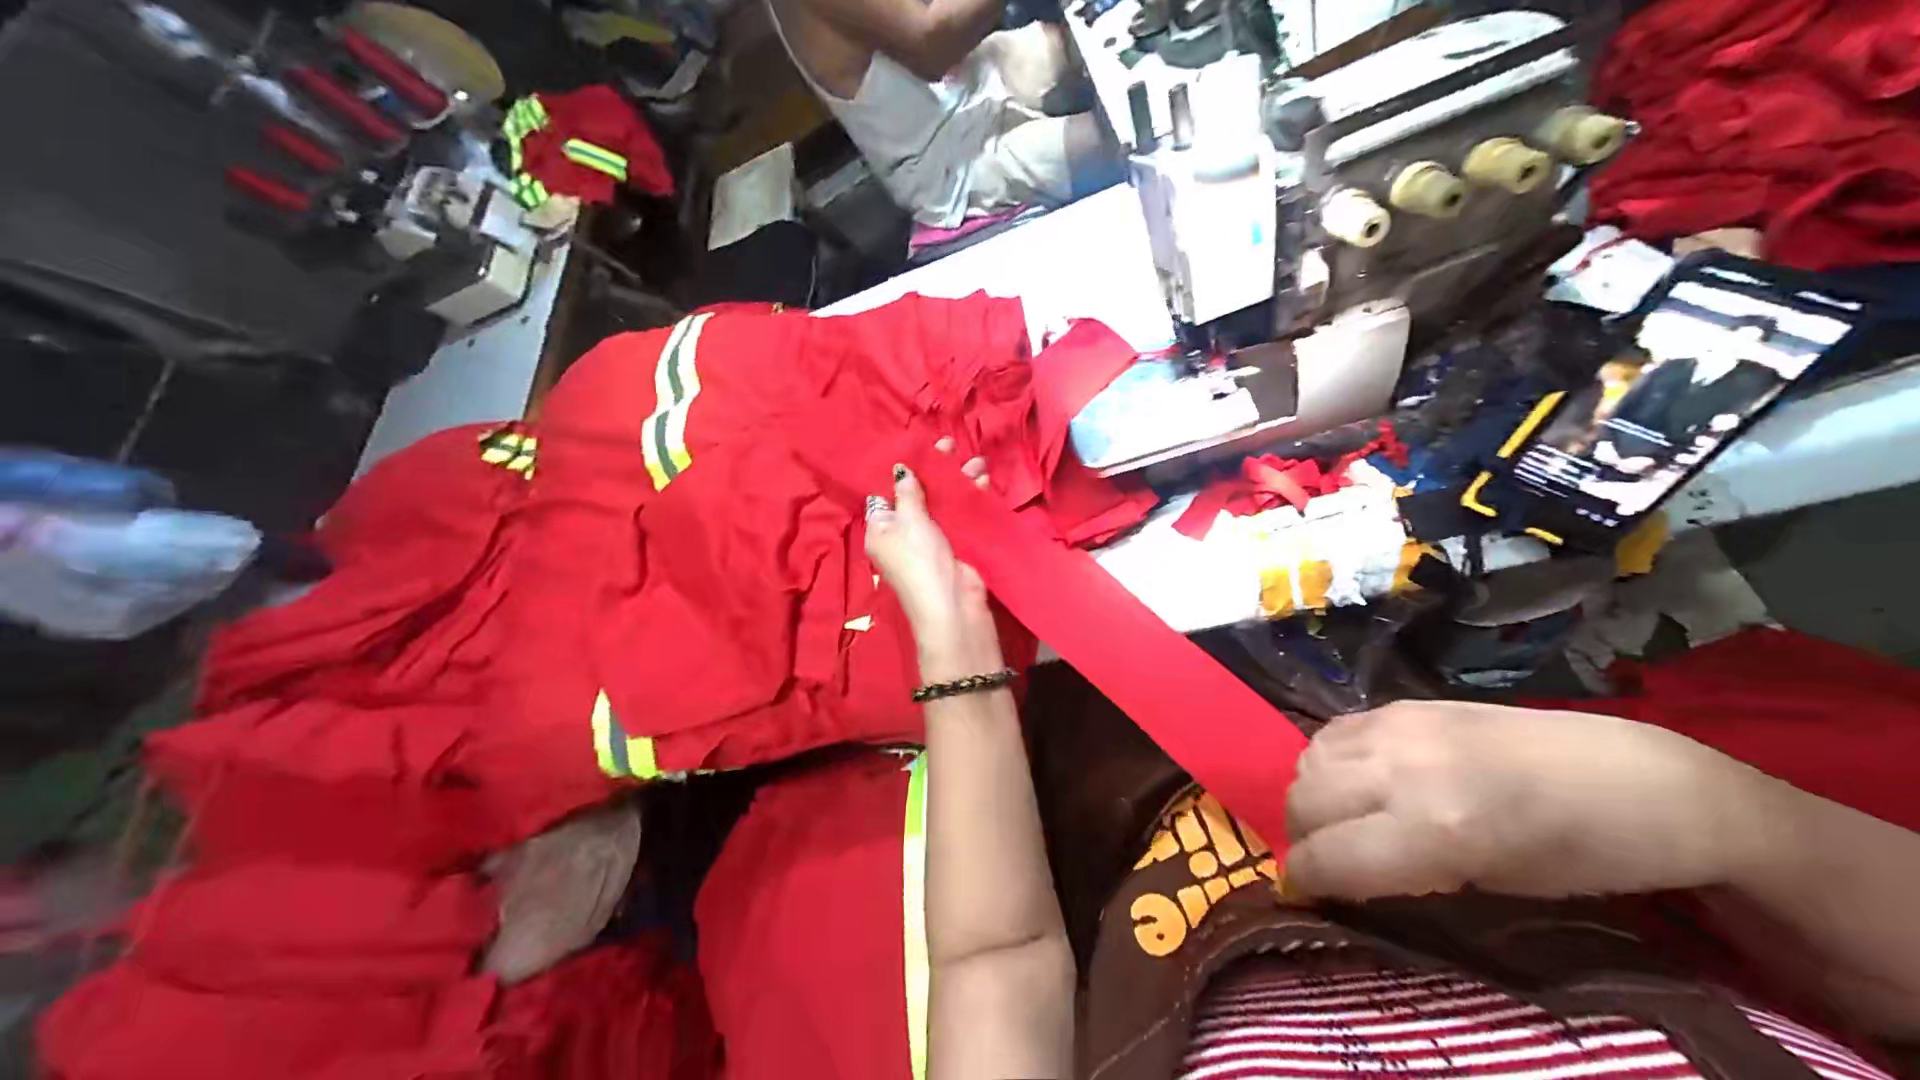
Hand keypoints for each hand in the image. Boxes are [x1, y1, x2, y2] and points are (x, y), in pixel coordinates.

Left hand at [864, 439, 1003, 681]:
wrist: (952, 604)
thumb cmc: (920, 558)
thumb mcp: (909, 519)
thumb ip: (908, 491)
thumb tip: (900, 470)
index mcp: (881, 528)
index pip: (887, 492)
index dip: (904, 470)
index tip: (922, 448)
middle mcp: (903, 533)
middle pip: (919, 494)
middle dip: (937, 471)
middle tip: (951, 446)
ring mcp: (931, 540)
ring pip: (943, 502)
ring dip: (959, 481)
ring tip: (977, 462)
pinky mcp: (955, 545)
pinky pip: (960, 515)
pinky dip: (970, 498)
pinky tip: (983, 481)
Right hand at [1284, 701, 1778, 901]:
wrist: (1637, 779)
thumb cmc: (1583, 858)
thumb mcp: (1492, 888)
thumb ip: (1403, 875)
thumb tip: (1333, 880)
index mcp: (1434, 829)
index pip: (1327, 857)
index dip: (1304, 882)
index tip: (1301, 896)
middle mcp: (1400, 770)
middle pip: (1303, 802)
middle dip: (1300, 838)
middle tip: (1320, 860)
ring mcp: (1396, 727)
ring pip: (1306, 763)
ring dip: (1310, 796)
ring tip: (1335, 818)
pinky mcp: (1399, 705)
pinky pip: (1329, 734)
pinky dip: (1324, 761)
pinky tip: (1350, 778)